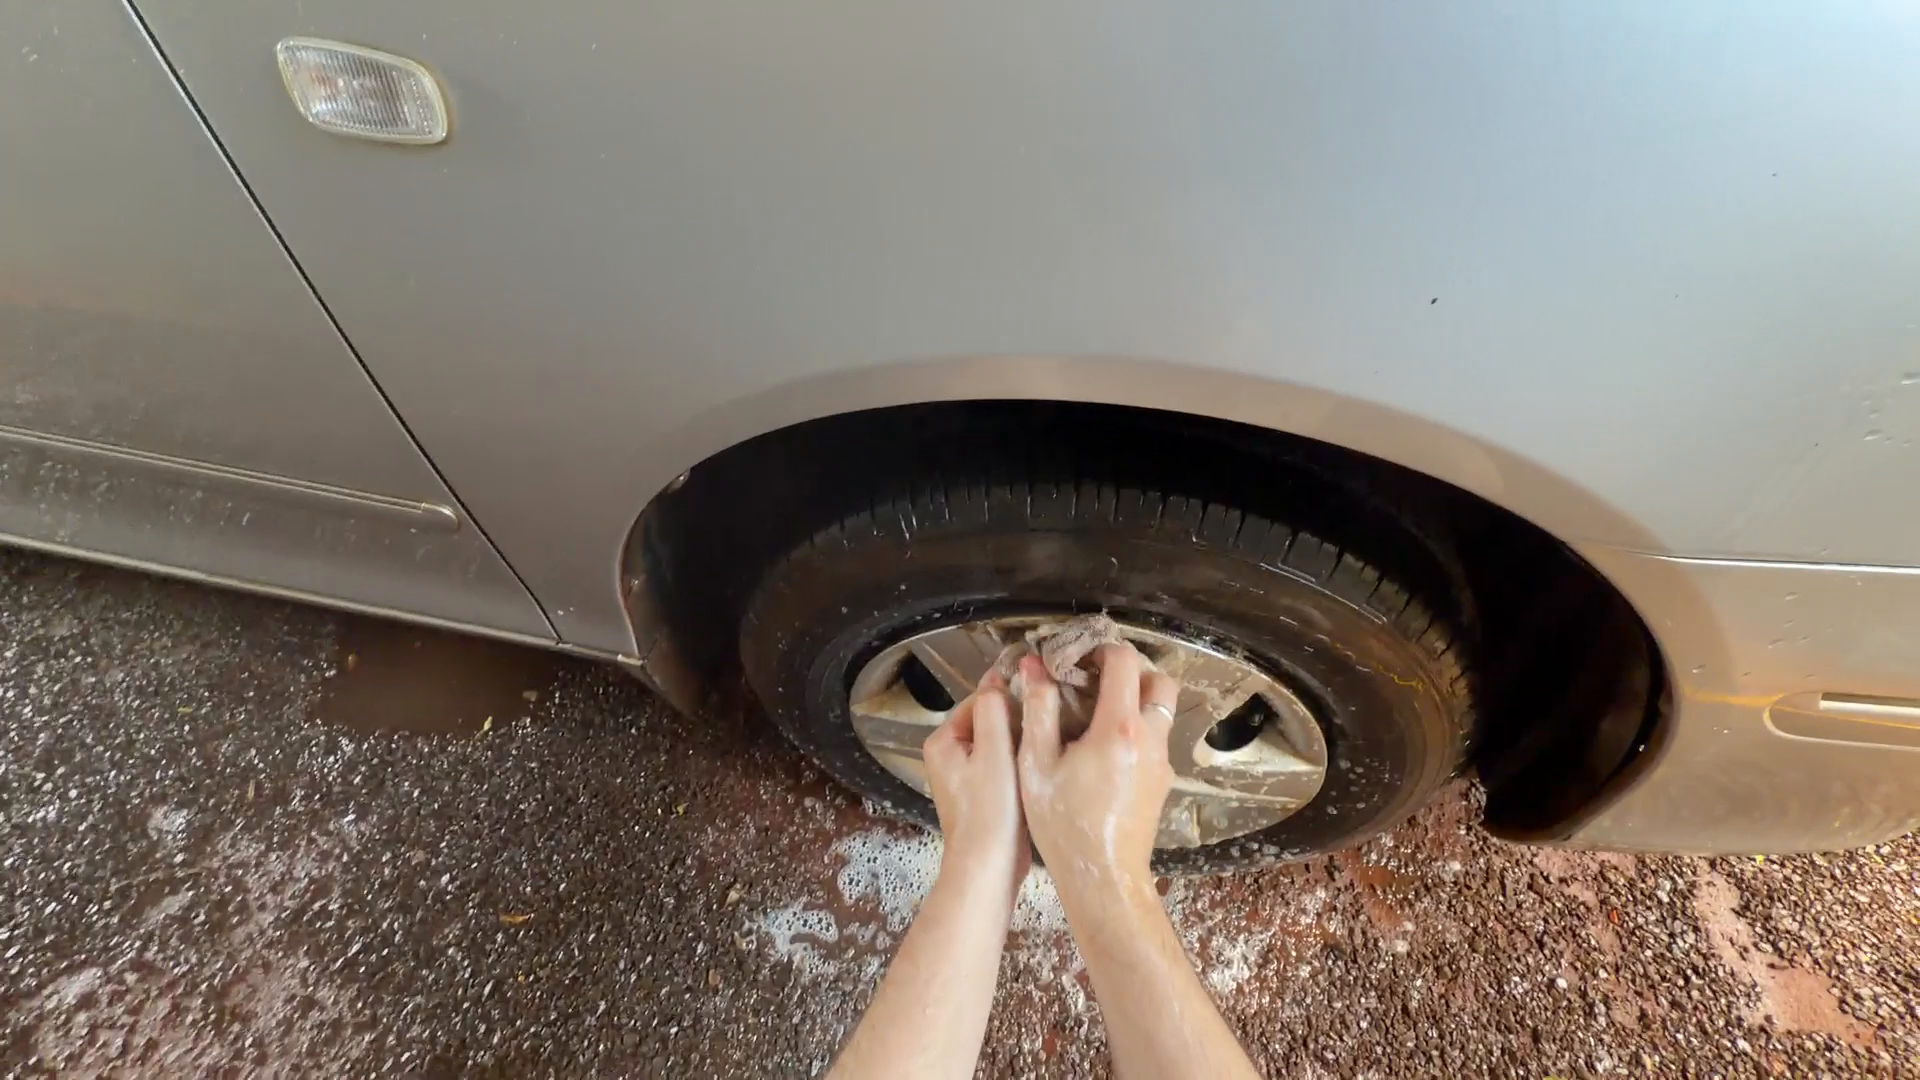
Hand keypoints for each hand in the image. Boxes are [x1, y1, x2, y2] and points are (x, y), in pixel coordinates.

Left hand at [923, 673, 1030, 898]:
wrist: (987, 867)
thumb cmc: (990, 808)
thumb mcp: (993, 750)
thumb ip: (993, 709)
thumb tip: (995, 677)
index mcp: (943, 740)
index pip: (979, 700)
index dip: (1009, 696)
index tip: (1040, 696)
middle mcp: (947, 754)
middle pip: (988, 720)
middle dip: (1016, 719)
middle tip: (1048, 719)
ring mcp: (963, 776)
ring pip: (998, 742)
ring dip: (1020, 740)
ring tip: (1048, 737)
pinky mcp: (980, 793)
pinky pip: (1001, 763)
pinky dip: (1019, 761)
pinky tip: (1040, 762)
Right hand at [1015, 643, 1179, 893]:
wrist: (1103, 879)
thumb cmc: (1064, 823)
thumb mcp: (1036, 763)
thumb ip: (1037, 709)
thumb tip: (1033, 665)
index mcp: (1120, 727)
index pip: (1125, 661)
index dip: (1101, 649)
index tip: (1077, 658)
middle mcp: (1150, 737)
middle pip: (1158, 680)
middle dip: (1129, 670)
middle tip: (1094, 679)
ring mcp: (1161, 761)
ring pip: (1160, 709)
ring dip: (1134, 698)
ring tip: (1094, 712)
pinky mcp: (1162, 780)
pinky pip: (1155, 737)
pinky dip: (1136, 726)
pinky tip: (1102, 747)